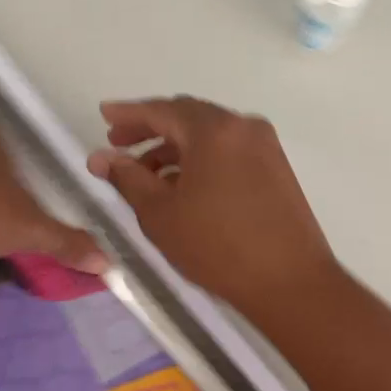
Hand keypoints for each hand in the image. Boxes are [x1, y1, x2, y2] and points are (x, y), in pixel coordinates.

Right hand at [88, 97, 341, 317]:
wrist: (289, 280)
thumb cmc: (217, 246)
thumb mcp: (161, 213)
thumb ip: (128, 178)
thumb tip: (101, 158)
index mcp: (215, 129)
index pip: (163, 110)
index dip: (129, 114)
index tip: (104, 115)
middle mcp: (244, 127)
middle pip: (189, 117)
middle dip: (152, 129)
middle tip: (119, 145)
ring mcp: (266, 146)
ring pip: (210, 136)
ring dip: (176, 148)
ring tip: (145, 175)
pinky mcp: (277, 168)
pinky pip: (230, 151)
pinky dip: (202, 159)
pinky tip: (183, 185)